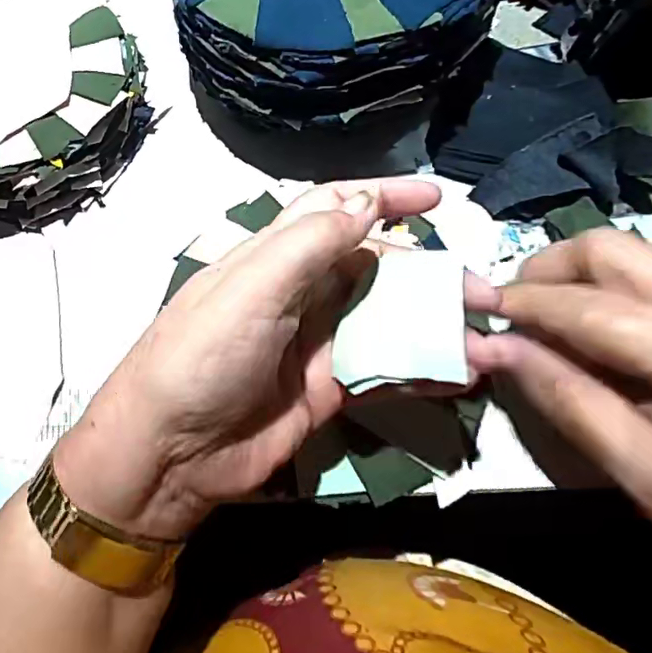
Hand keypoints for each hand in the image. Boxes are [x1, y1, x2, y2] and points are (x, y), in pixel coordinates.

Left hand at [54, 179, 444, 539]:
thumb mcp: (252, 288)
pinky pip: (384, 369)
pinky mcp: (329, 388)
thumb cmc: (202, 355)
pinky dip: (421, 369)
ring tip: (483, 338)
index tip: (434, 199)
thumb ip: (311, 243)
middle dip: (428, 274)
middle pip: (377, 267)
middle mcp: (303, 291)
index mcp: (278, 255)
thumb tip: (368, 202)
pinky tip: (460, 376)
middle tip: (481, 293)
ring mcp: (318, 341)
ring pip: (388, 318)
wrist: (168, 456)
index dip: (384, 196)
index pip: (337, 208)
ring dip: (434, 324)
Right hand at [467, 228, 651, 652]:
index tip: (471, 311)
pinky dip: (621, 297)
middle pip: (616, 247)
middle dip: (549, 268)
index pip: (588, 304)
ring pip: (643, 258)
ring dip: (583, 279)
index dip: (521, 305)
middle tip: (508, 311)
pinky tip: (605, 340)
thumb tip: (496, 351)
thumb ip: (569, 402)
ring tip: (545, 325)